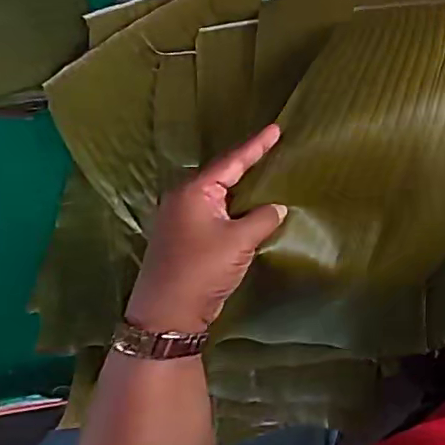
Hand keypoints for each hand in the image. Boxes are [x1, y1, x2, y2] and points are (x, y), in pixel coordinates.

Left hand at [126, 124, 287, 333]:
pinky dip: (232, 204)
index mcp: (194, 192)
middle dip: (245, 161)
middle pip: (220, 173)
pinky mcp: (183, 237)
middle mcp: (182, 199)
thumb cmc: (202, 270)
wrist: (167, 316)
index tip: (276, 128)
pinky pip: (214, 209)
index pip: (232, 162)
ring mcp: (180, 219)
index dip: (256, 145)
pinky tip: (247, 206)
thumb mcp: (240, 241)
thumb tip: (276, 208)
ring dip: (238, 185)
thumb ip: (263, 218)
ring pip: (216, 193)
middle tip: (270, 148)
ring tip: (263, 173)